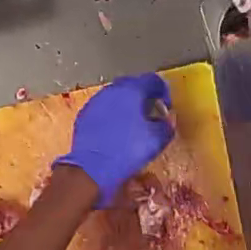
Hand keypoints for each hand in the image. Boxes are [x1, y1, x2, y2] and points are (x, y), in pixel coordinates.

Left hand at [55, 73, 175, 207]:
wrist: (91, 169)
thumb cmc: (127, 151)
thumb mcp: (156, 141)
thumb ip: (166, 126)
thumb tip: (166, 121)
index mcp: (132, 91)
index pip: (153, 80)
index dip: (163, 92)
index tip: (166, 107)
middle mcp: (112, 91)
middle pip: (133, 85)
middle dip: (144, 96)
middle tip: (151, 113)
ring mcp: (95, 102)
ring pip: (116, 96)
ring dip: (127, 105)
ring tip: (133, 123)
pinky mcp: (84, 115)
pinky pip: (103, 109)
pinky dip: (112, 115)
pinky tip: (114, 131)